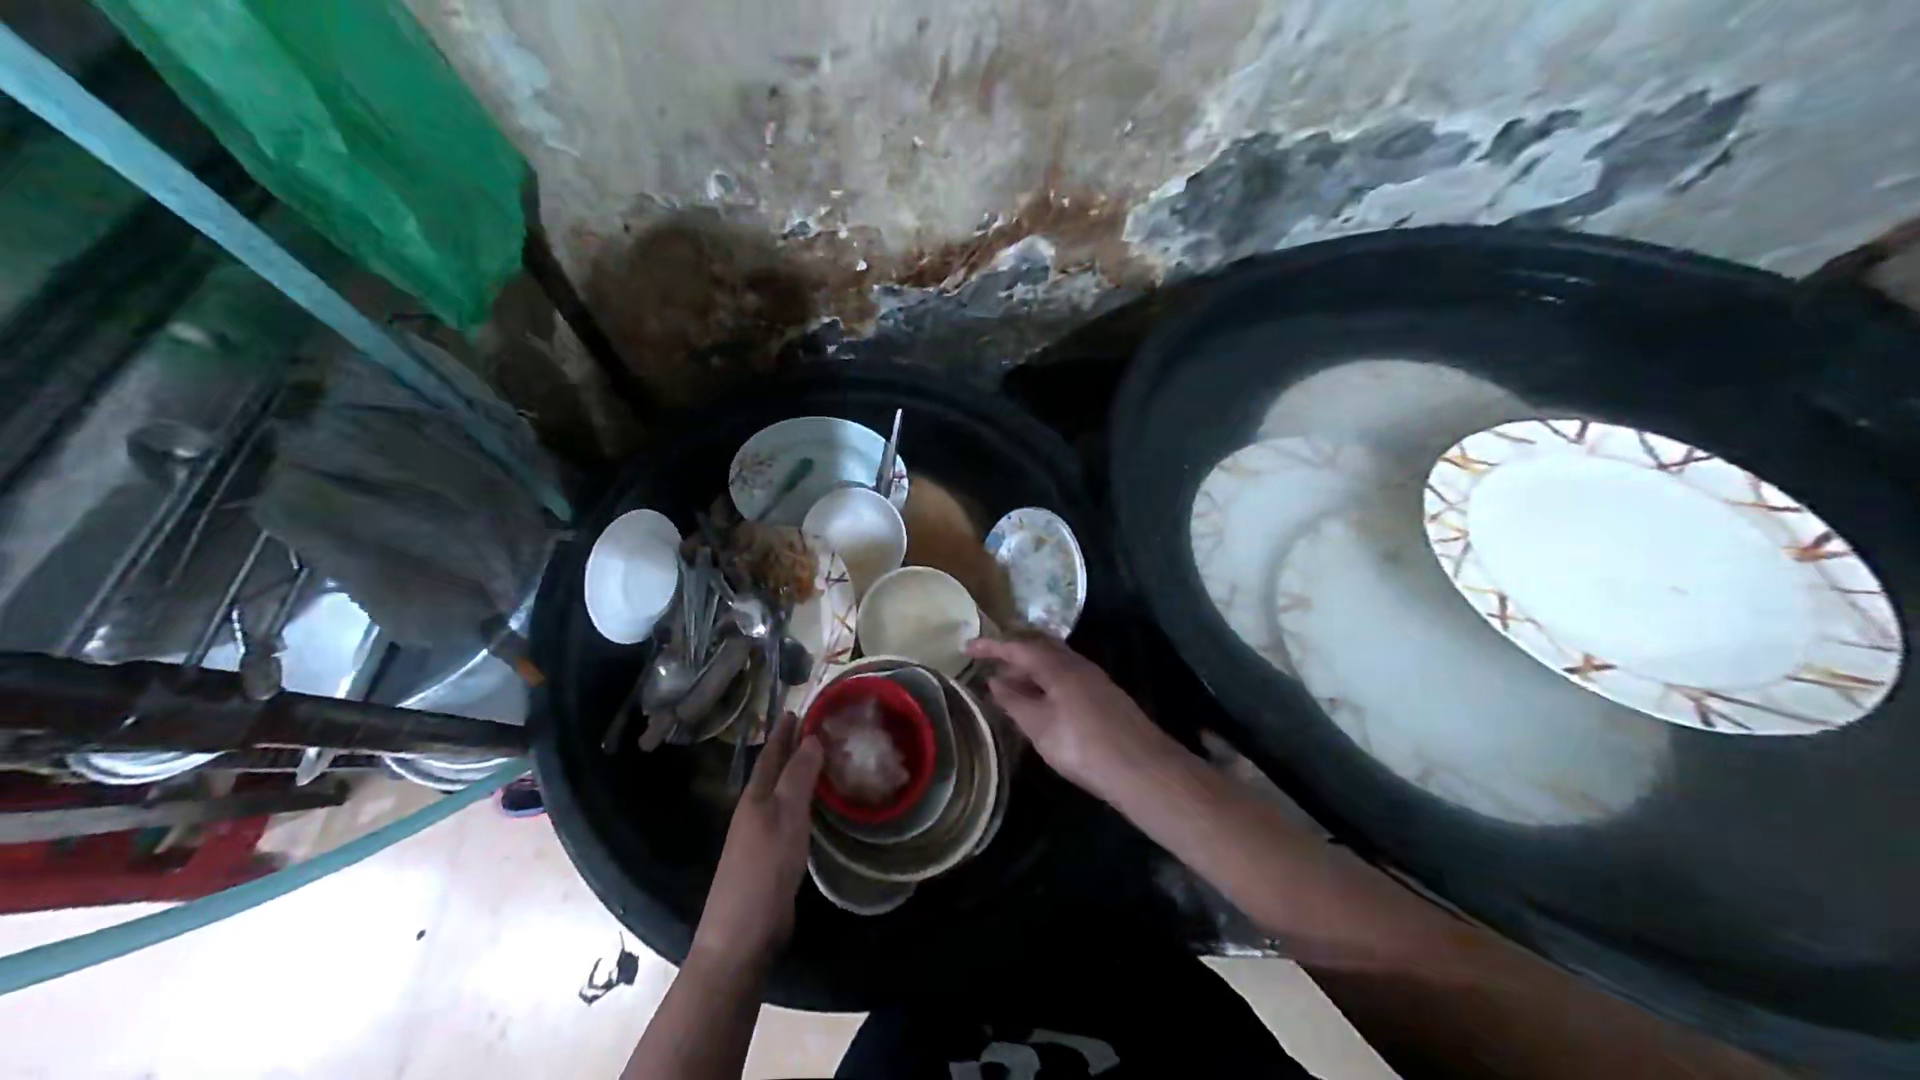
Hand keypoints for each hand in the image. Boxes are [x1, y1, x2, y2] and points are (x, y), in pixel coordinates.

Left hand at [690, 711, 822, 971]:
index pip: (772, 754)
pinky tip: (820, 806)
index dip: (785, 732)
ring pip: (784, 793)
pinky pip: (793, 816)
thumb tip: (812, 737)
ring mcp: (764, 836)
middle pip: (776, 771)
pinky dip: (806, 802)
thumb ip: (798, 777)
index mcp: (756, 797)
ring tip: (824, 759)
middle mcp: (757, 811)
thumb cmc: (764, 870)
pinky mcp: (775, 857)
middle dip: (792, 749)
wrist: (743, 934)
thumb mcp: (785, 817)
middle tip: (818, 727)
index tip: (799, 708)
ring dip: (801, 774)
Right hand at [965, 635, 1174, 795]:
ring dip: (1029, 669)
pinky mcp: (1103, 697)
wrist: (1141, 768)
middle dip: (1013, 652)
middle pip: (1040, 648)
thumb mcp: (1039, 726)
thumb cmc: (1082, 745)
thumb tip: (995, 681)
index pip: (1018, 647)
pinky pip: (1065, 677)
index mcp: (1058, 666)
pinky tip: (1039, 701)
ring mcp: (1093, 680)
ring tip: (1008, 685)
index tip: (967, 647)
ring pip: (1055, 663)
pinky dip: (1045, 682)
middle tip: (989, 663)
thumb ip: (1014, 701)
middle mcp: (1077, 665)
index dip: (992, 646)